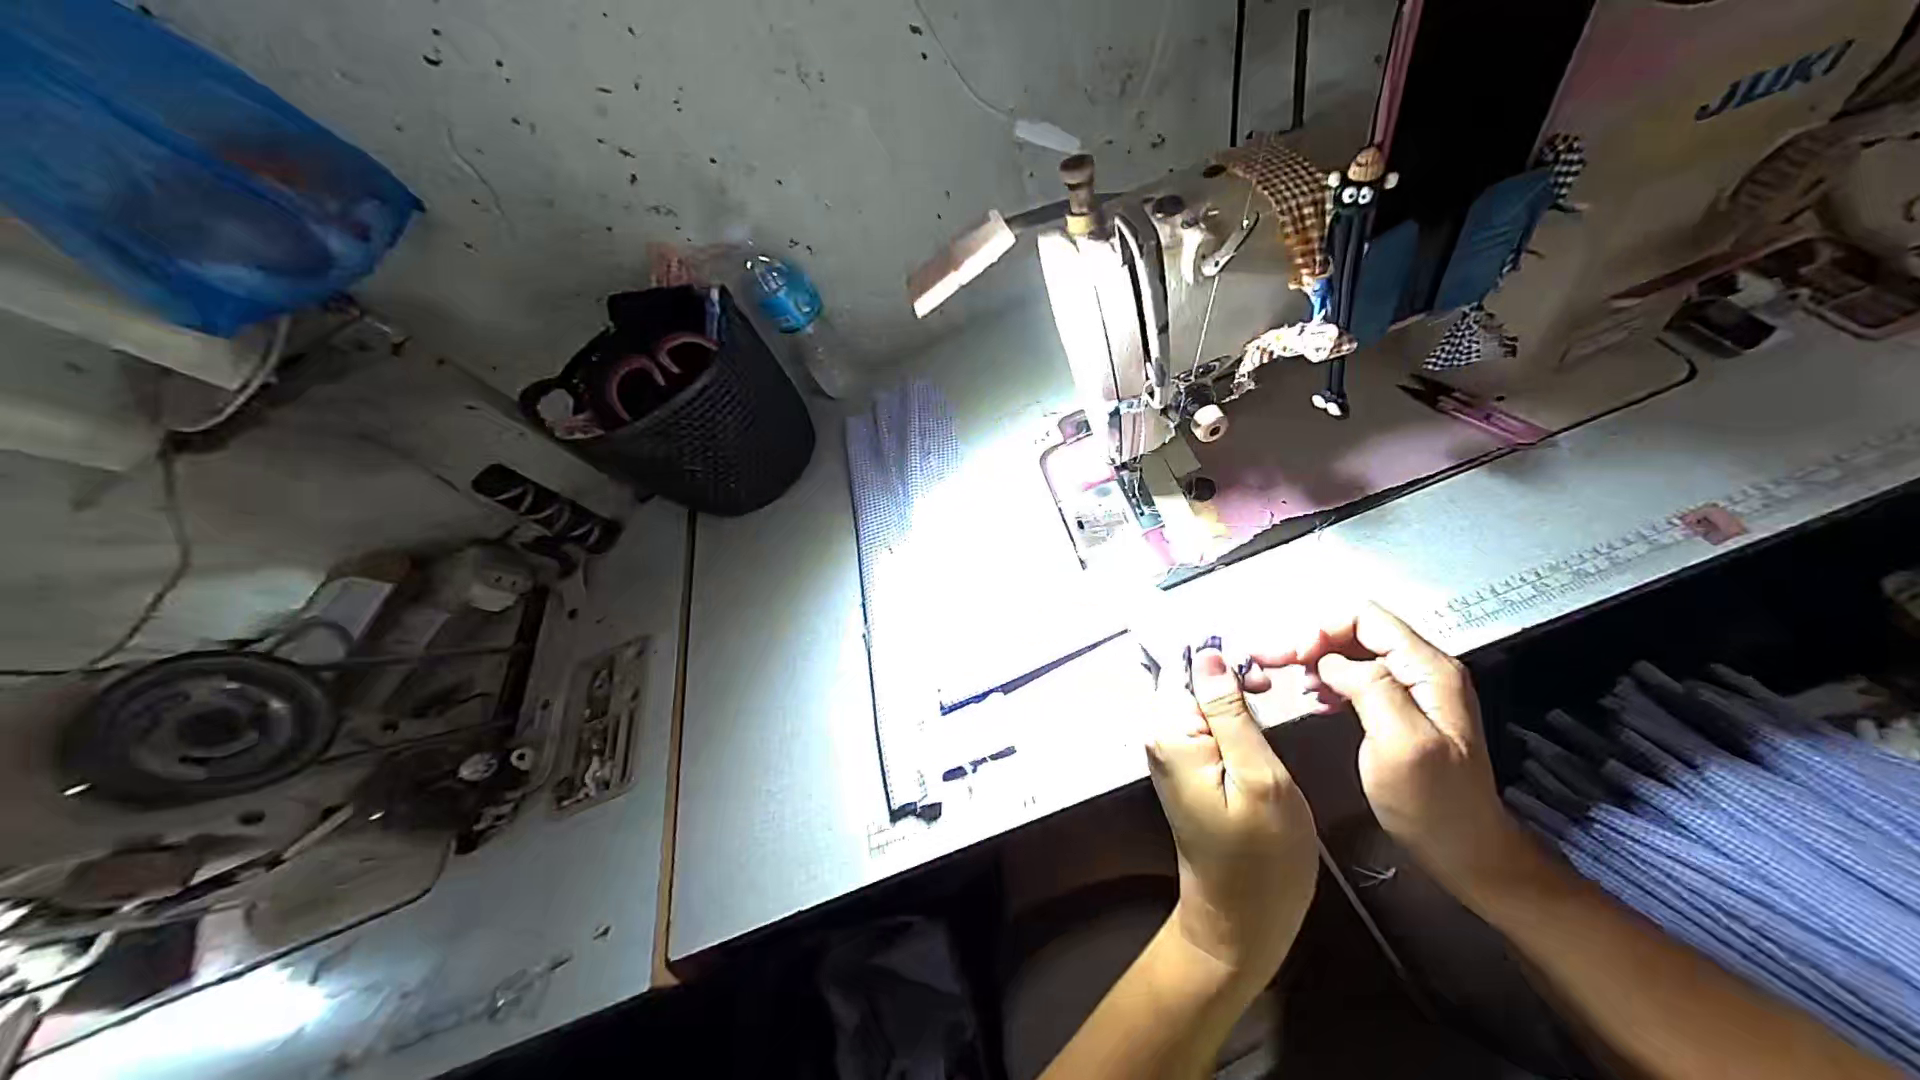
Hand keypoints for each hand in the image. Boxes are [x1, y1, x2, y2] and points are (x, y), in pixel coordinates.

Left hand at [1145, 648, 1317, 986]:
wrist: (1242, 918)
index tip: (1258, 661)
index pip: (1183, 666)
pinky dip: (1233, 714)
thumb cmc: (1260, 859)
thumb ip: (1231, 712)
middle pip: (1190, 678)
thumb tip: (1210, 657)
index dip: (1221, 654)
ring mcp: (1175, 753)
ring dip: (1234, 691)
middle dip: (1230, 670)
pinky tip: (1257, 721)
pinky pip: (1208, 723)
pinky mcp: (1191, 767)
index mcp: (1172, 734)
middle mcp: (1163, 738)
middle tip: (1272, 685)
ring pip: (1202, 698)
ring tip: (1270, 696)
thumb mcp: (1260, 778)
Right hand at [1245, 602, 1522, 896]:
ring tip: (1287, 680)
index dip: (1321, 630)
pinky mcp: (1399, 711)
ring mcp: (1411, 691)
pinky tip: (1313, 698)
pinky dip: (1327, 681)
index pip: (1366, 618)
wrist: (1465, 852)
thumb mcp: (1401, 743)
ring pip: (1352, 653)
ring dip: (1315, 661)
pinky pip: (1356, 678)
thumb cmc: (1435, 804)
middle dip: (1311, 642)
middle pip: (1356, 632)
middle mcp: (1422, 672)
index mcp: (1428, 671)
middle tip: (1272, 662)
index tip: (1290, 657)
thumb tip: (1331, 660)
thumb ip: (1370, 688)